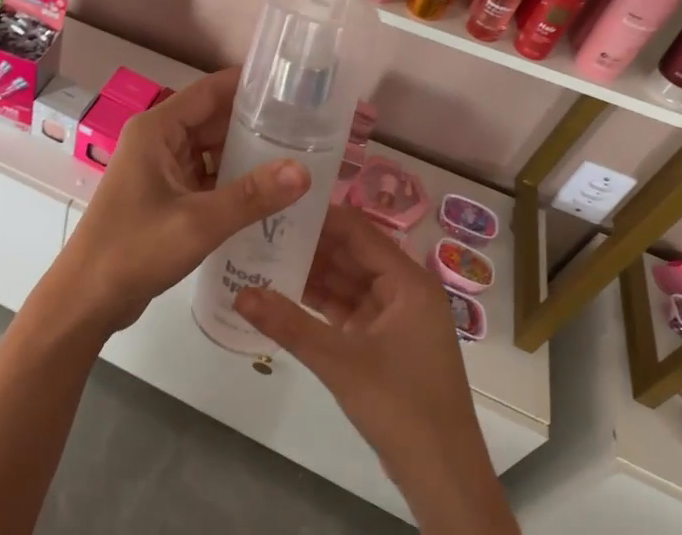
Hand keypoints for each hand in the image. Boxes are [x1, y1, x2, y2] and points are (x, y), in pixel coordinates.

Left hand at [48, 68, 311, 334]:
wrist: (88, 296)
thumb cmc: (135, 249)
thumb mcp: (199, 222)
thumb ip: (252, 196)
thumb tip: (304, 170)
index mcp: (157, 130)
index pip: (211, 91)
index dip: (251, 85)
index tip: (296, 86)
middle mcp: (157, 141)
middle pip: (214, 120)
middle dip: (257, 124)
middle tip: (312, 129)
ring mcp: (159, 170)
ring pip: (212, 152)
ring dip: (247, 156)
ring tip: (303, 158)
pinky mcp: (164, 197)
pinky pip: (206, 178)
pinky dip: (233, 183)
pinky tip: (271, 195)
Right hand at [236, 207, 512, 528]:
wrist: (443, 475)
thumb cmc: (402, 407)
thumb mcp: (340, 362)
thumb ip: (288, 324)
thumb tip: (238, 292)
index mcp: (409, 283)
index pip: (358, 231)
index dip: (318, 216)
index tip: (274, 204)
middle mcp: (404, 291)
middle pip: (350, 253)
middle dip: (306, 244)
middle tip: (256, 229)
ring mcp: (394, 318)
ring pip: (344, 281)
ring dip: (308, 273)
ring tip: (258, 255)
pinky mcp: (382, 342)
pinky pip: (344, 308)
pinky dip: (315, 303)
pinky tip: (278, 295)